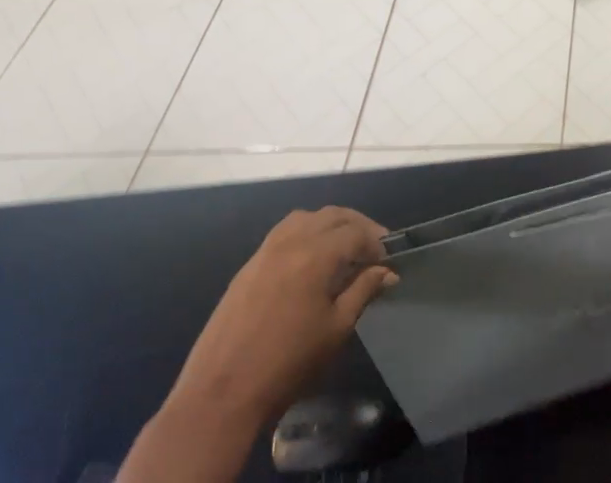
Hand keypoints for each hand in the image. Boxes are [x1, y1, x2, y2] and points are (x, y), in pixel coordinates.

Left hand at [168, 207, 397, 424]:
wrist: (221, 393)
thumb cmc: (288, 363)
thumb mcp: (337, 328)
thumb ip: (363, 291)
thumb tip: (387, 273)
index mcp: (315, 256)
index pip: (356, 233)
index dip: (378, 244)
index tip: (389, 264)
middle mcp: (290, 243)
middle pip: (332, 216)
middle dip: (358, 226)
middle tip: (373, 250)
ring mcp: (264, 253)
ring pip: (304, 219)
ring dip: (329, 225)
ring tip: (343, 249)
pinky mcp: (247, 268)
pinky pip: (282, 234)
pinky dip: (305, 234)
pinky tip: (311, 262)